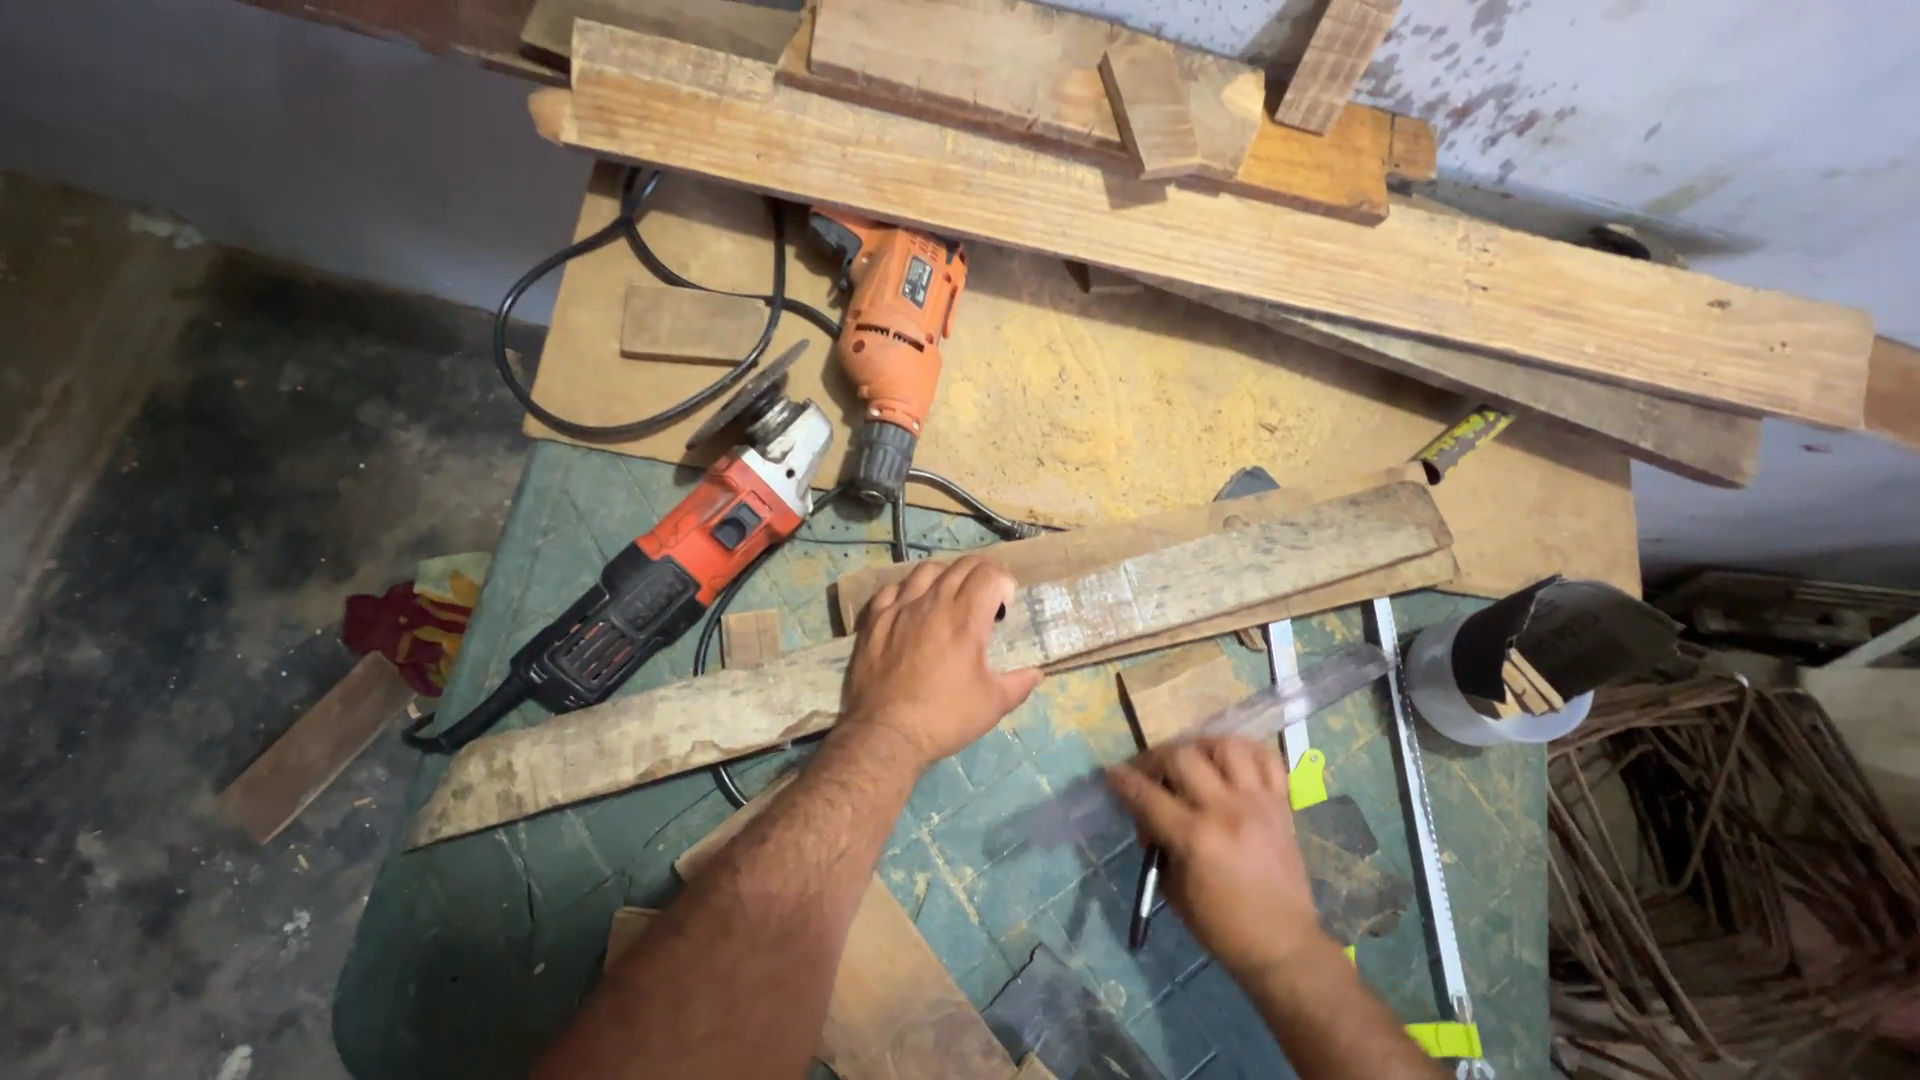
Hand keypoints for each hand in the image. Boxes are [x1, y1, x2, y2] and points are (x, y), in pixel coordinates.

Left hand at [840, 556, 1043, 770]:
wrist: (887, 733)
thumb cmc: (946, 717)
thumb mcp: (993, 704)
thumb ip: (1019, 683)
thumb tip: (1036, 673)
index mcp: (966, 618)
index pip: (989, 573)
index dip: (1004, 583)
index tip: (1004, 607)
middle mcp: (932, 603)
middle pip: (961, 565)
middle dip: (980, 574)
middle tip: (985, 598)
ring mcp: (899, 609)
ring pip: (925, 570)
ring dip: (945, 577)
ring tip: (948, 598)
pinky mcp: (874, 620)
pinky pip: (891, 589)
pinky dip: (907, 591)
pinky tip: (911, 609)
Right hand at [1105, 737, 1324, 978]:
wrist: (1283, 944)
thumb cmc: (1221, 926)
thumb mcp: (1173, 889)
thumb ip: (1158, 843)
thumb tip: (1148, 815)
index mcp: (1195, 838)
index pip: (1147, 794)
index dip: (1122, 781)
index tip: (1111, 774)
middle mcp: (1226, 811)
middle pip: (1181, 756)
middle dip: (1155, 759)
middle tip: (1149, 773)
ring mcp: (1258, 803)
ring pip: (1226, 746)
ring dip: (1200, 747)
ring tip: (1192, 760)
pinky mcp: (1282, 805)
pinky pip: (1267, 759)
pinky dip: (1246, 752)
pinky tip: (1230, 762)